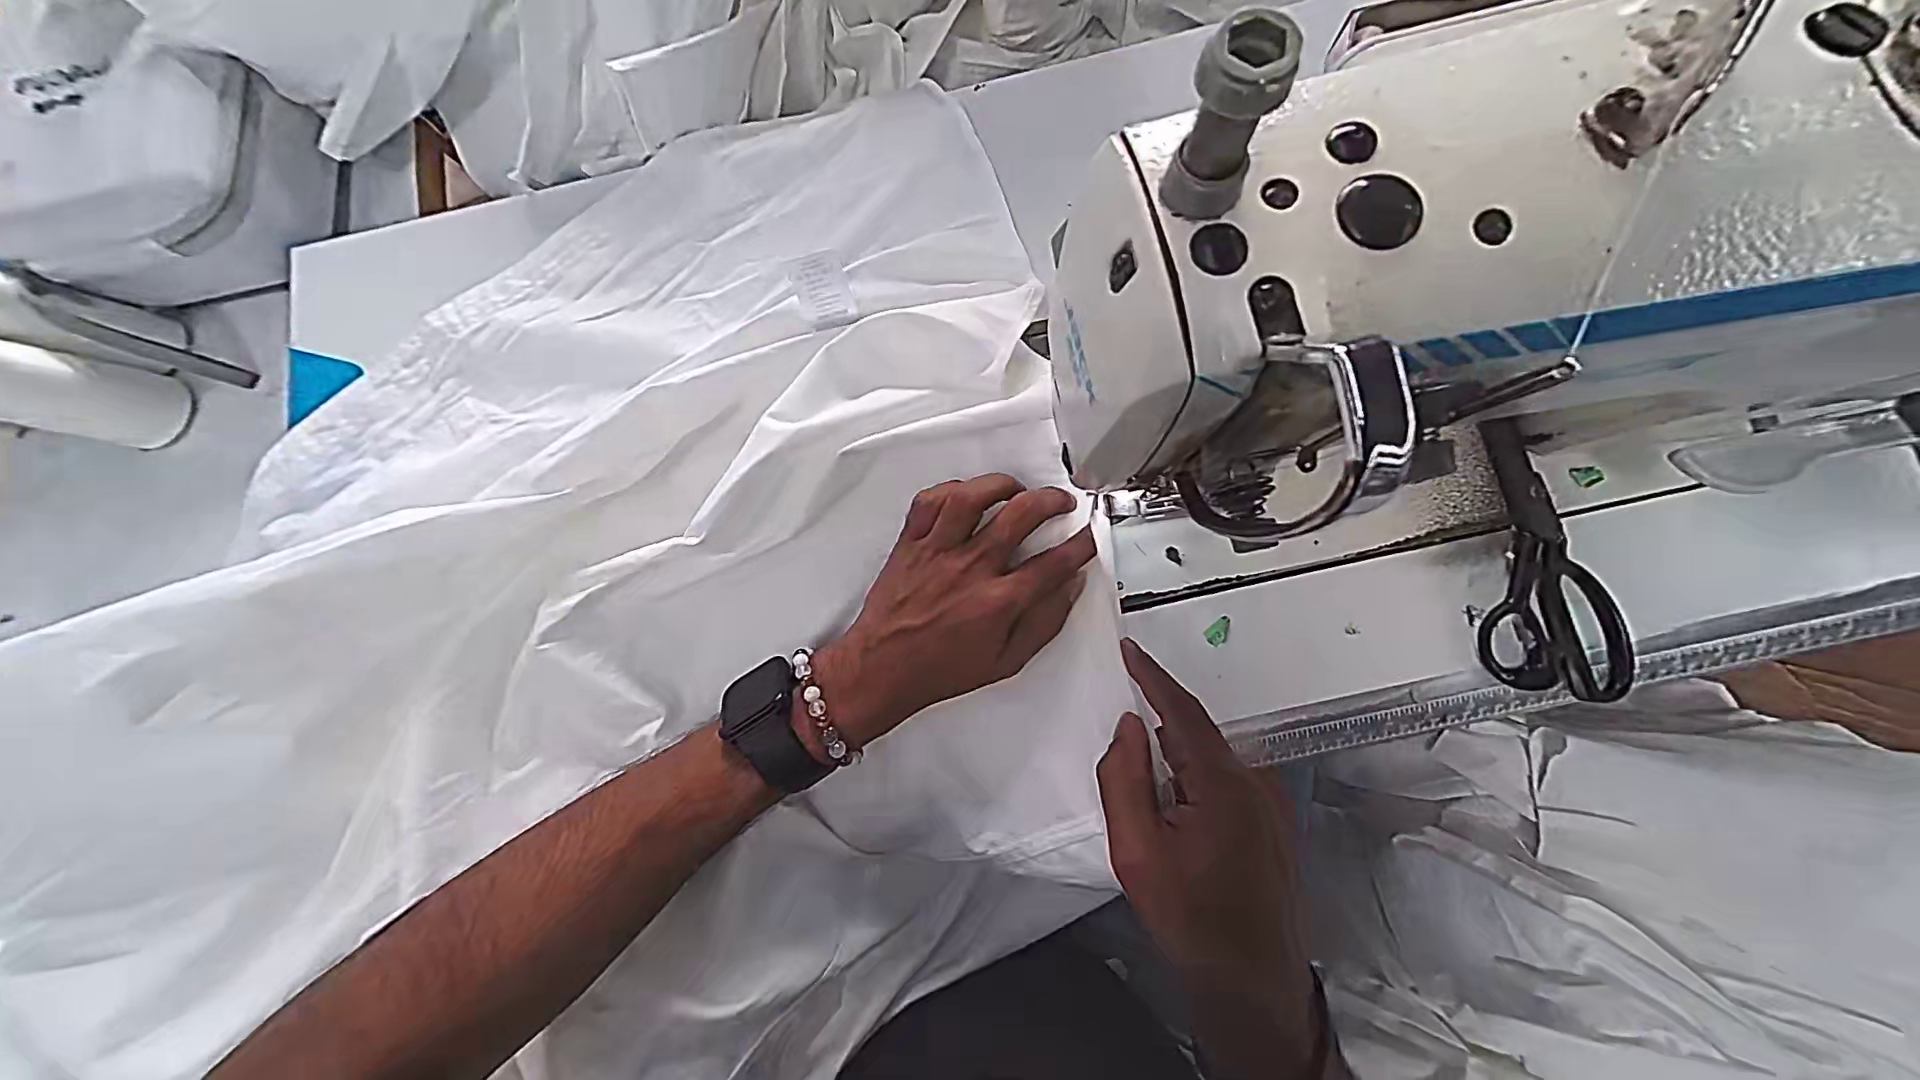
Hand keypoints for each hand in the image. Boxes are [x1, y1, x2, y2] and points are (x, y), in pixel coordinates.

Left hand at [809, 474, 1096, 749]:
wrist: (881, 669)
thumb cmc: (937, 669)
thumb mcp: (1005, 661)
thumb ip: (1044, 623)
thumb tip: (1068, 589)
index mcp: (997, 602)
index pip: (1053, 562)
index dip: (1081, 544)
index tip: (1088, 537)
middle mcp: (969, 570)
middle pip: (1021, 515)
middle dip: (1052, 501)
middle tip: (1060, 504)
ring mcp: (937, 552)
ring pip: (972, 497)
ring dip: (1001, 485)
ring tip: (1016, 489)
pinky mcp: (911, 544)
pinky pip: (929, 502)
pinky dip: (950, 490)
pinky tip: (965, 496)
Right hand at [1098, 639, 1325, 1077]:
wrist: (1251, 981)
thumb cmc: (1189, 918)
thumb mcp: (1136, 852)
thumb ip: (1123, 780)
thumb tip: (1128, 728)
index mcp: (1223, 785)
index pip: (1183, 711)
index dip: (1153, 676)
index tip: (1130, 650)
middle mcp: (1255, 783)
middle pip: (1196, 734)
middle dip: (1158, 729)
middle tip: (1125, 750)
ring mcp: (1270, 802)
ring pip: (1210, 758)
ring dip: (1177, 761)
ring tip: (1153, 806)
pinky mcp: (1273, 819)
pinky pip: (1226, 778)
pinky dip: (1196, 778)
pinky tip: (1179, 816)